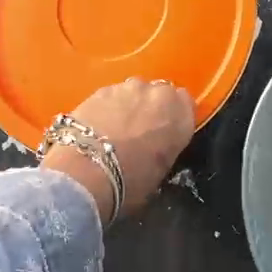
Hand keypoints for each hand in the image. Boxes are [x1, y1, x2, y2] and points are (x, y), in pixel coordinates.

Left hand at [41, 78, 195, 222]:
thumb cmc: (130, 183)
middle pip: (160, 93)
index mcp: (180, 114)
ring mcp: (128, 87)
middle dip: (151, 108)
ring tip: (114, 130)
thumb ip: (164, 150)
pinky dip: (107, 107)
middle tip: (139, 132)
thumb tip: (156, 148)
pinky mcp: (101, 88)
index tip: (165, 132)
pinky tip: (96, 128)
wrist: (85, 172)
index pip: (186, 103)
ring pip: (134, 92)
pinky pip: (111, 95)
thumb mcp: (160, 173)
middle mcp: (159, 93)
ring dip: (129, 105)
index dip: (174, 117)